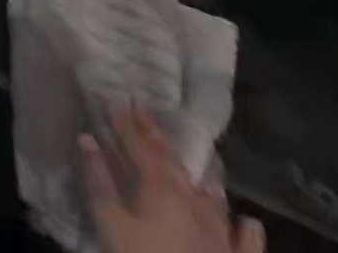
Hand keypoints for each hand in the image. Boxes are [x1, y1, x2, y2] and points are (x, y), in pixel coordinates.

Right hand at [81, 101, 264, 252]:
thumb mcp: (109, 221)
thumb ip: (98, 179)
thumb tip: (88, 139)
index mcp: (161, 189)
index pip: (141, 147)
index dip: (127, 122)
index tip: (116, 98)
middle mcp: (195, 204)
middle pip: (174, 164)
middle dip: (157, 136)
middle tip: (145, 110)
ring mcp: (223, 235)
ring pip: (212, 198)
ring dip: (200, 176)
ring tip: (197, 161)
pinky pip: (247, 243)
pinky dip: (246, 228)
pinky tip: (249, 221)